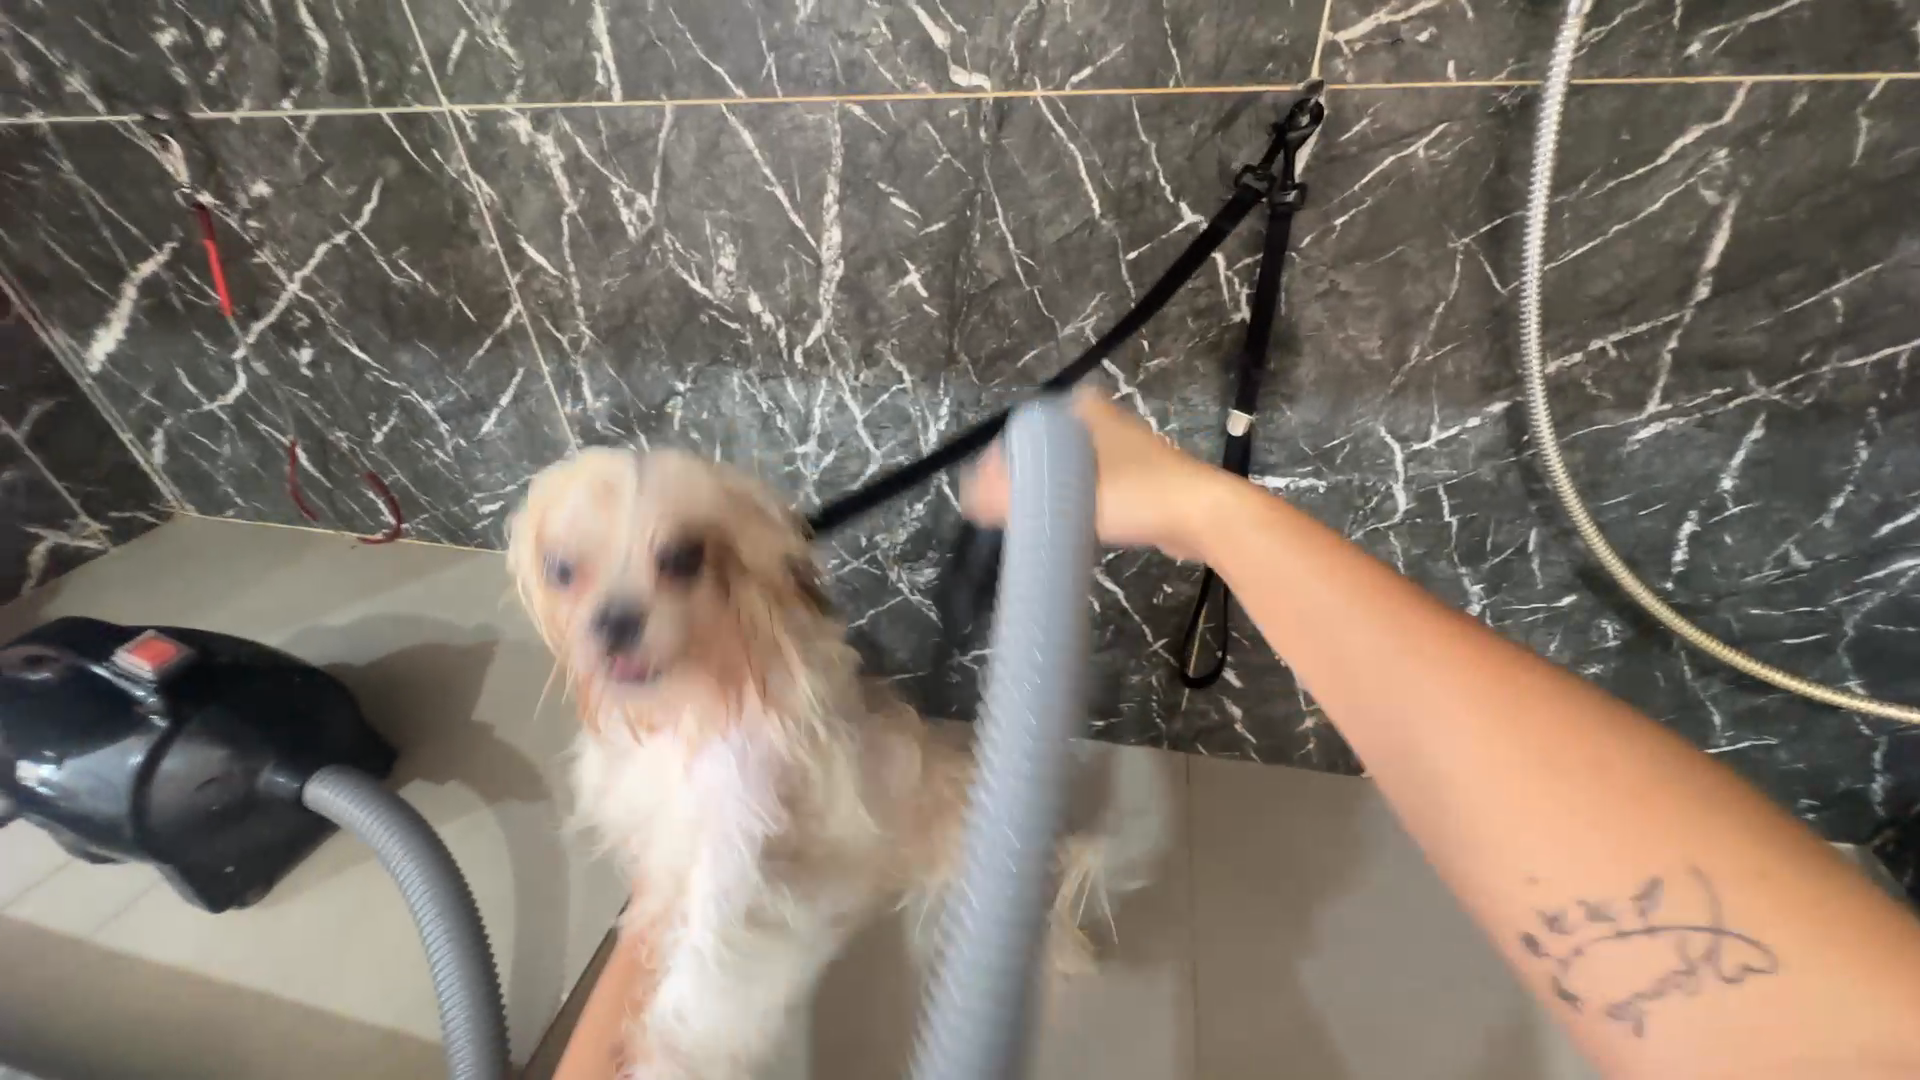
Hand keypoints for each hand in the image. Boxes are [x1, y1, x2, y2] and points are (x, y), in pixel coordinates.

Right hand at [960, 390, 1230, 561]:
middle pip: (1046, 450)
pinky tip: (1070, 525)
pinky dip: (1078, 503)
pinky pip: (1094, 487)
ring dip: (1053, 493)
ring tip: (1036, 520)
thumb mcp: (1064, 497)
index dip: (1004, 462)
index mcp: (1082, 409)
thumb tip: (971, 500)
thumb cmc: (1134, 495)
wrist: (1201, 516)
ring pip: (1070, 469)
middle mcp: (1103, 420)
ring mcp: (1126, 448)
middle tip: (1011, 510)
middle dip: (1027, 480)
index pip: (1025, 429)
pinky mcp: (1141, 478)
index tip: (993, 492)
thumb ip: (1012, 498)